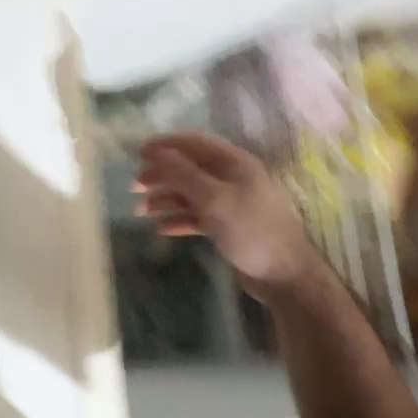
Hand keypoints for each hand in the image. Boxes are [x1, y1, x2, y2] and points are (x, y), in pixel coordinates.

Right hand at [132, 133, 330, 301]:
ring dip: (165, 199)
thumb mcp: (214, 198)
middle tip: (133, 186)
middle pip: (189, 168)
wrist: (283, 274)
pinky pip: (197, 217)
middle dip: (161, 175)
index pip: (194, 143)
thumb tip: (157, 152)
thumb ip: (183, 174)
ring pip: (191, 194)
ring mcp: (231, 203)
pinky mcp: (228, 227)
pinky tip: (160, 228)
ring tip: (140, 211)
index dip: (165, 145)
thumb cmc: (250, 229)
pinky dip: (178, 220)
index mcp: (234, 163)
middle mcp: (233, 178)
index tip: (137, 153)